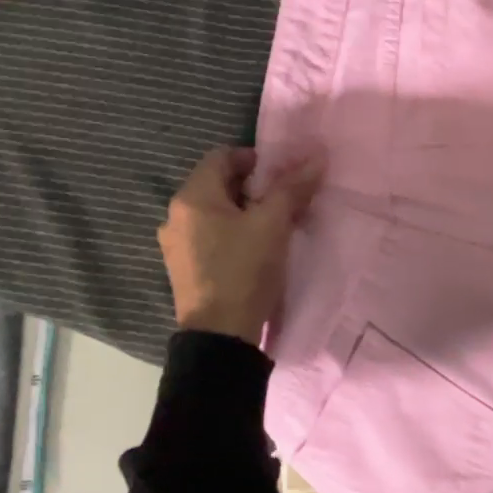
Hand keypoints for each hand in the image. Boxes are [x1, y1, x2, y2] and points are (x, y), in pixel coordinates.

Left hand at [158, 146, 324, 345]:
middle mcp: (176, 216)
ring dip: (245, 211)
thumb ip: (293, 187)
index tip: (283, 174)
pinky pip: (211, 236)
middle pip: (219, 184)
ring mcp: (177, 244)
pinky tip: (256, 249)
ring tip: (276, 225)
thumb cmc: (244, 270)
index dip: (255, 158)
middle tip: (286, 198)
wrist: (220, 337)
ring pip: (216, 212)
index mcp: (192, 197)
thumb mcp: (274, 224)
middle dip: (254, 186)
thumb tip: (316, 155)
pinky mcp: (185, 268)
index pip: (222, 156)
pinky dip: (234, 233)